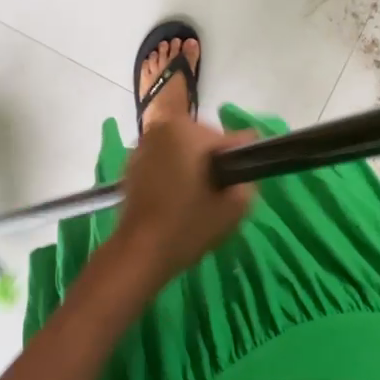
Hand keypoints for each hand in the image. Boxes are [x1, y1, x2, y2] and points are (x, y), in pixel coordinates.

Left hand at [111, 117, 256, 282]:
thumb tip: (246, 163)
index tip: (235, 187)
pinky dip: (171, 172)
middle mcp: (161, 128)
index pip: (227, 140)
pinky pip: (163, 160)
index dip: (237, 164)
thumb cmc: (188, 225)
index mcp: (185, 130)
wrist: (140, 252)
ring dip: (191, 166)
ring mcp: (143, 144)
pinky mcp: (131, 163)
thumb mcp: (234, 206)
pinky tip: (174, 199)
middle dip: (212, 162)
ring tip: (194, 199)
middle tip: (216, 194)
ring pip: (182, 149)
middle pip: (203, 140)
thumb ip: (248, 177)